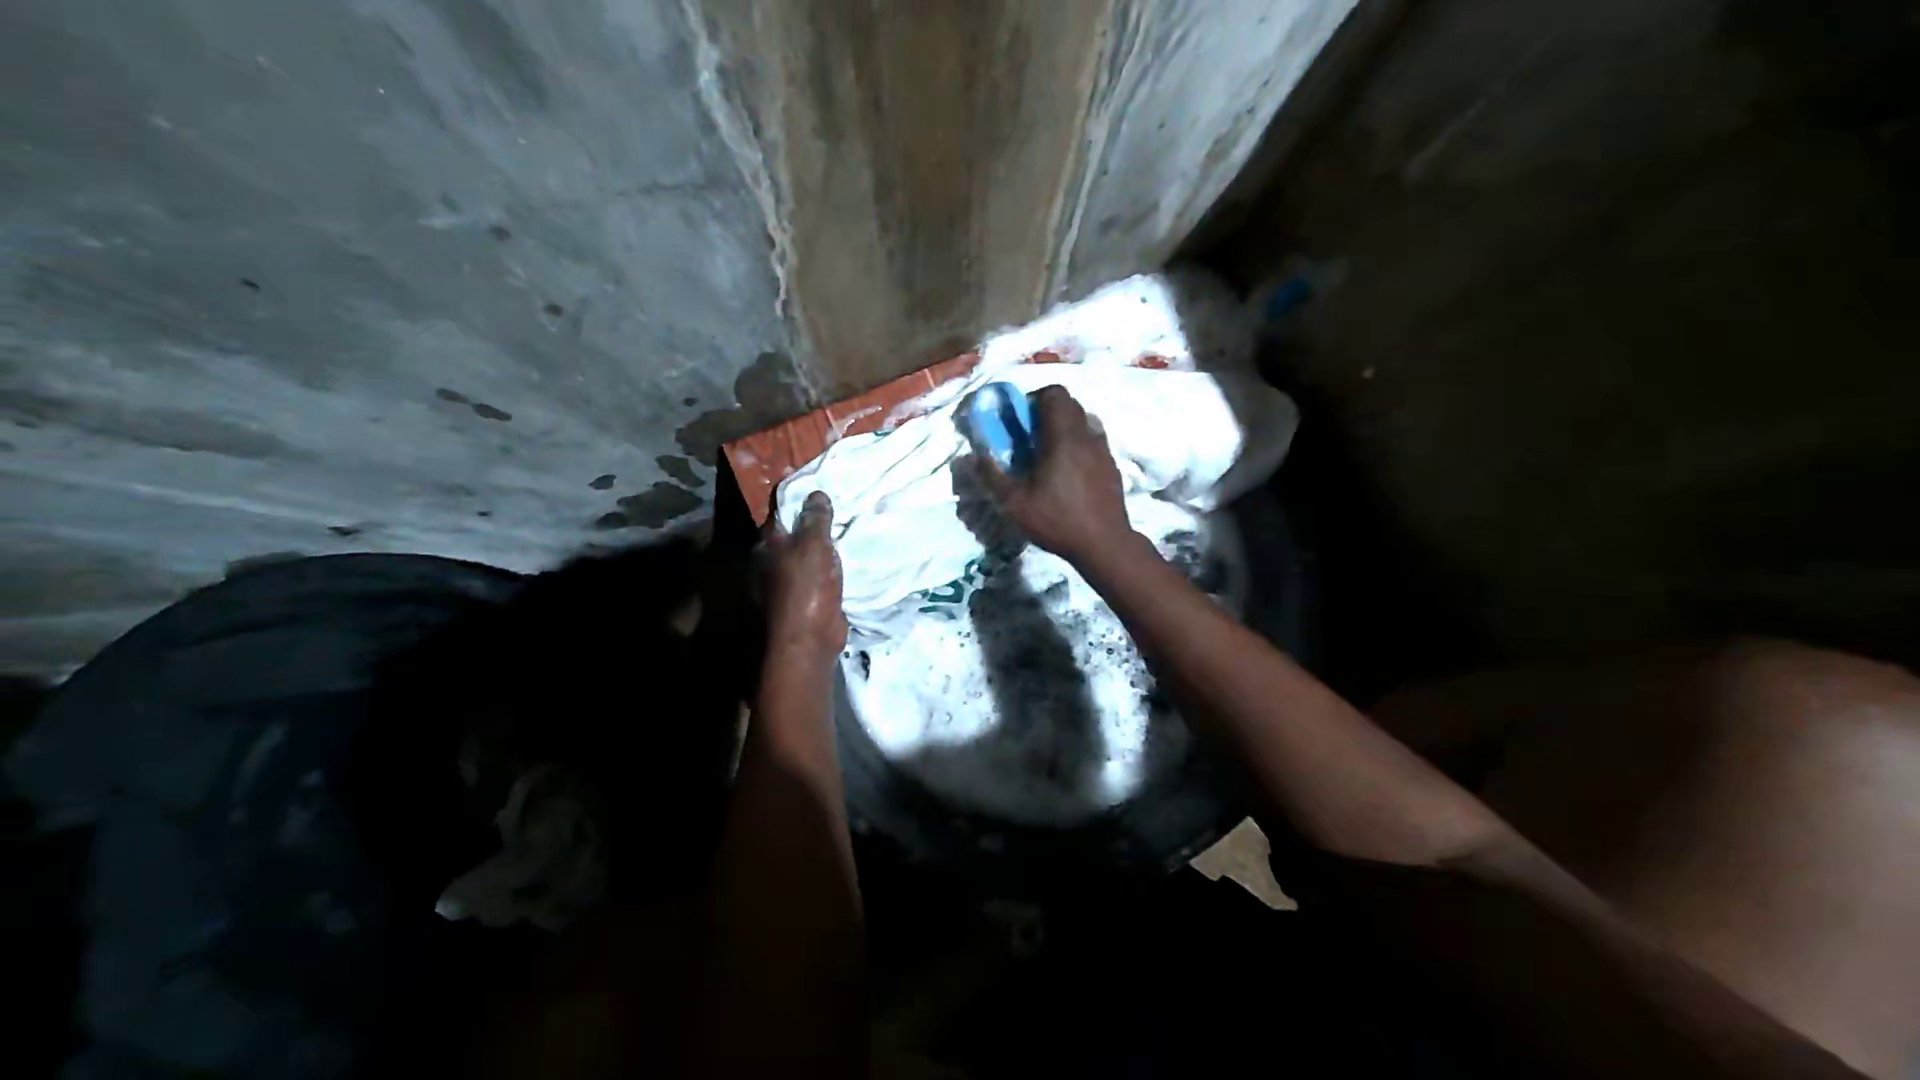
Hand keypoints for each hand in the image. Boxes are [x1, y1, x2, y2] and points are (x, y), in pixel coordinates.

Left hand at [762, 490, 846, 657]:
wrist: (808, 640)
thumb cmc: (805, 587)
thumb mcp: (813, 544)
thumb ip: (815, 518)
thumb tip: (816, 493)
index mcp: (766, 546)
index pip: (780, 516)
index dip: (800, 503)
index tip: (822, 494)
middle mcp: (769, 564)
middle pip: (793, 538)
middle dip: (813, 528)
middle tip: (842, 513)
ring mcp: (784, 587)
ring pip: (806, 560)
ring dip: (822, 553)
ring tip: (849, 537)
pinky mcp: (802, 605)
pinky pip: (817, 580)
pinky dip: (829, 574)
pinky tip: (846, 567)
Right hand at [977, 385, 1134, 564]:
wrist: (1104, 544)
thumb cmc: (1057, 521)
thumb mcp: (1014, 503)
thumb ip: (991, 476)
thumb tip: (972, 456)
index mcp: (1063, 437)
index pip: (1054, 393)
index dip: (1034, 398)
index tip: (1021, 421)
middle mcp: (1087, 436)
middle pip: (1069, 404)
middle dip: (1047, 412)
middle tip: (1030, 438)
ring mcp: (1104, 450)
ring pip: (1084, 421)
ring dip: (1065, 428)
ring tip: (1050, 454)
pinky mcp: (1112, 466)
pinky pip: (1094, 441)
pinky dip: (1079, 445)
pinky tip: (1069, 472)